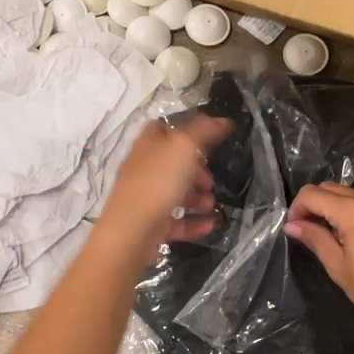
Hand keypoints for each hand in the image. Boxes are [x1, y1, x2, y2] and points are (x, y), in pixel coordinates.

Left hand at [96, 116, 230, 259]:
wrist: (130, 233)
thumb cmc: (157, 182)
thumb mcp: (184, 147)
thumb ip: (204, 131)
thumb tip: (223, 120)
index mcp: (148, 146)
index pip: (161, 129)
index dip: (183, 130)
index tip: (207, 140)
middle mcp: (143, 169)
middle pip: (172, 164)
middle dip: (196, 171)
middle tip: (211, 180)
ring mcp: (145, 199)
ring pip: (174, 193)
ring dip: (197, 198)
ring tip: (212, 204)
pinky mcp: (150, 225)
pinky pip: (175, 221)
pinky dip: (193, 222)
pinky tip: (211, 224)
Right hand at [283, 183, 353, 330]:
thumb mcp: (338, 266)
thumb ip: (314, 238)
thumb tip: (292, 225)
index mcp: (352, 210)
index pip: (312, 194)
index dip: (297, 208)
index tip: (294, 229)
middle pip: (330, 188)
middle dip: (314, 205)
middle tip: (308, 232)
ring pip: (349, 194)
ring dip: (333, 207)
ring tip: (330, 236)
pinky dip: (352, 212)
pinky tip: (353, 237)